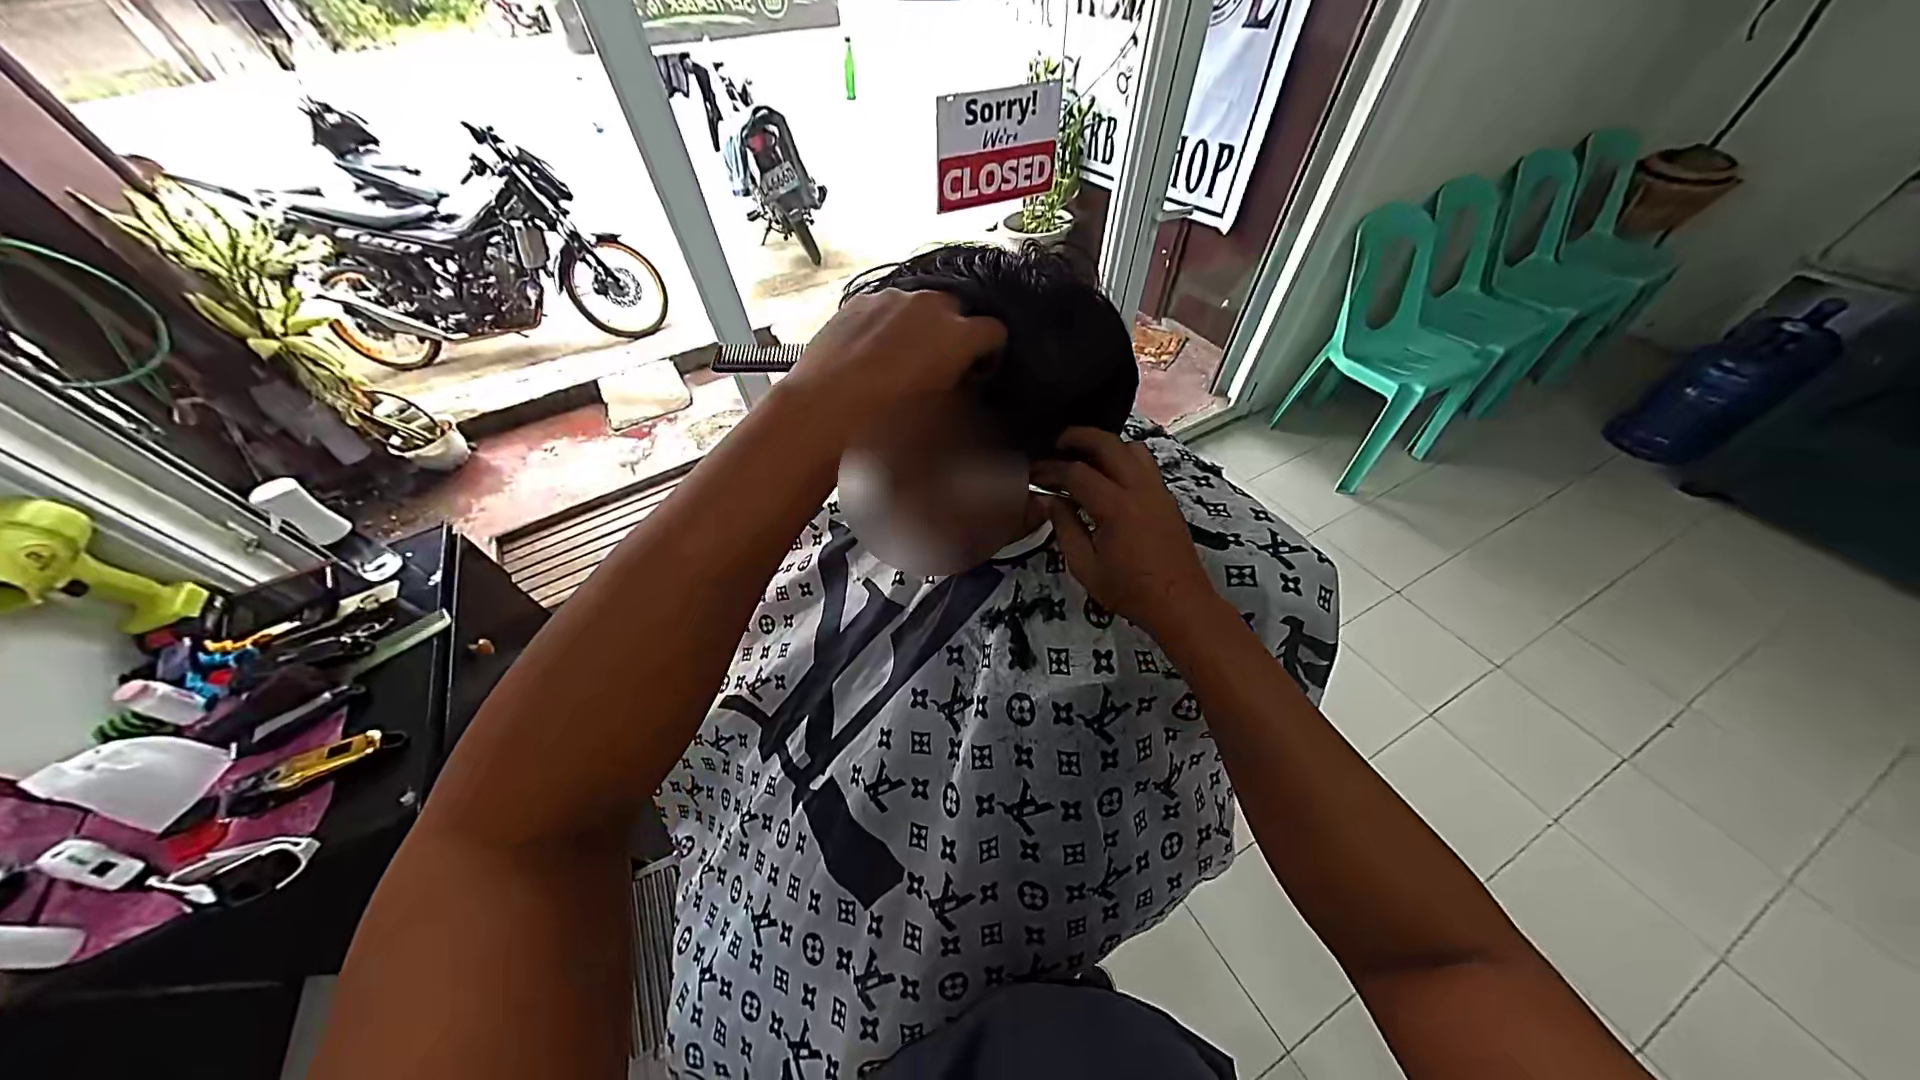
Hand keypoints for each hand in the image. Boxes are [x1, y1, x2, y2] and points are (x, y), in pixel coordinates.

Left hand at [779, 288, 1005, 426]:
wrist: (824, 411)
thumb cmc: (881, 419)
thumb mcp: (940, 411)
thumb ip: (962, 386)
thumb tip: (964, 380)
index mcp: (957, 336)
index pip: (994, 331)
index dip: (987, 352)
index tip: (977, 366)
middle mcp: (927, 307)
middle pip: (956, 311)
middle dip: (951, 334)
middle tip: (935, 367)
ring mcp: (892, 299)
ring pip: (918, 307)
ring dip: (916, 328)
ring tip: (897, 364)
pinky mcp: (860, 301)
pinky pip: (885, 308)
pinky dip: (885, 325)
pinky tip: (872, 355)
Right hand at [1031, 428, 1225, 638]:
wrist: (1179, 604)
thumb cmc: (1129, 591)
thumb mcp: (1085, 566)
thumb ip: (1064, 528)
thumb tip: (1048, 500)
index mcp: (1116, 507)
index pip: (1076, 473)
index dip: (1050, 469)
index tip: (1032, 473)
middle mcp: (1139, 489)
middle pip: (1107, 443)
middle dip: (1077, 437)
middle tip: (1055, 444)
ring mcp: (1157, 490)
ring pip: (1131, 447)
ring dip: (1105, 445)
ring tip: (1083, 457)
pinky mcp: (1166, 498)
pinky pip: (1145, 464)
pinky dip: (1123, 458)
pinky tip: (1108, 477)